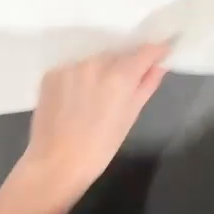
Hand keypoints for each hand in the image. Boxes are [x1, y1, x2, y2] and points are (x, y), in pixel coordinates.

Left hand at [9, 42, 168, 211]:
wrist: (55, 162)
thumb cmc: (99, 148)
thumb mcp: (129, 118)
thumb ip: (145, 87)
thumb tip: (159, 66)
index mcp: (119, 76)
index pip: (144, 52)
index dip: (155, 52)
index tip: (161, 53)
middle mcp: (95, 64)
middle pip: (117, 55)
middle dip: (124, 65)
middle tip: (122, 88)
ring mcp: (70, 67)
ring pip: (94, 61)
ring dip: (100, 72)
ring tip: (96, 97)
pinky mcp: (51, 73)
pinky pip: (73, 69)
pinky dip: (78, 78)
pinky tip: (75, 99)